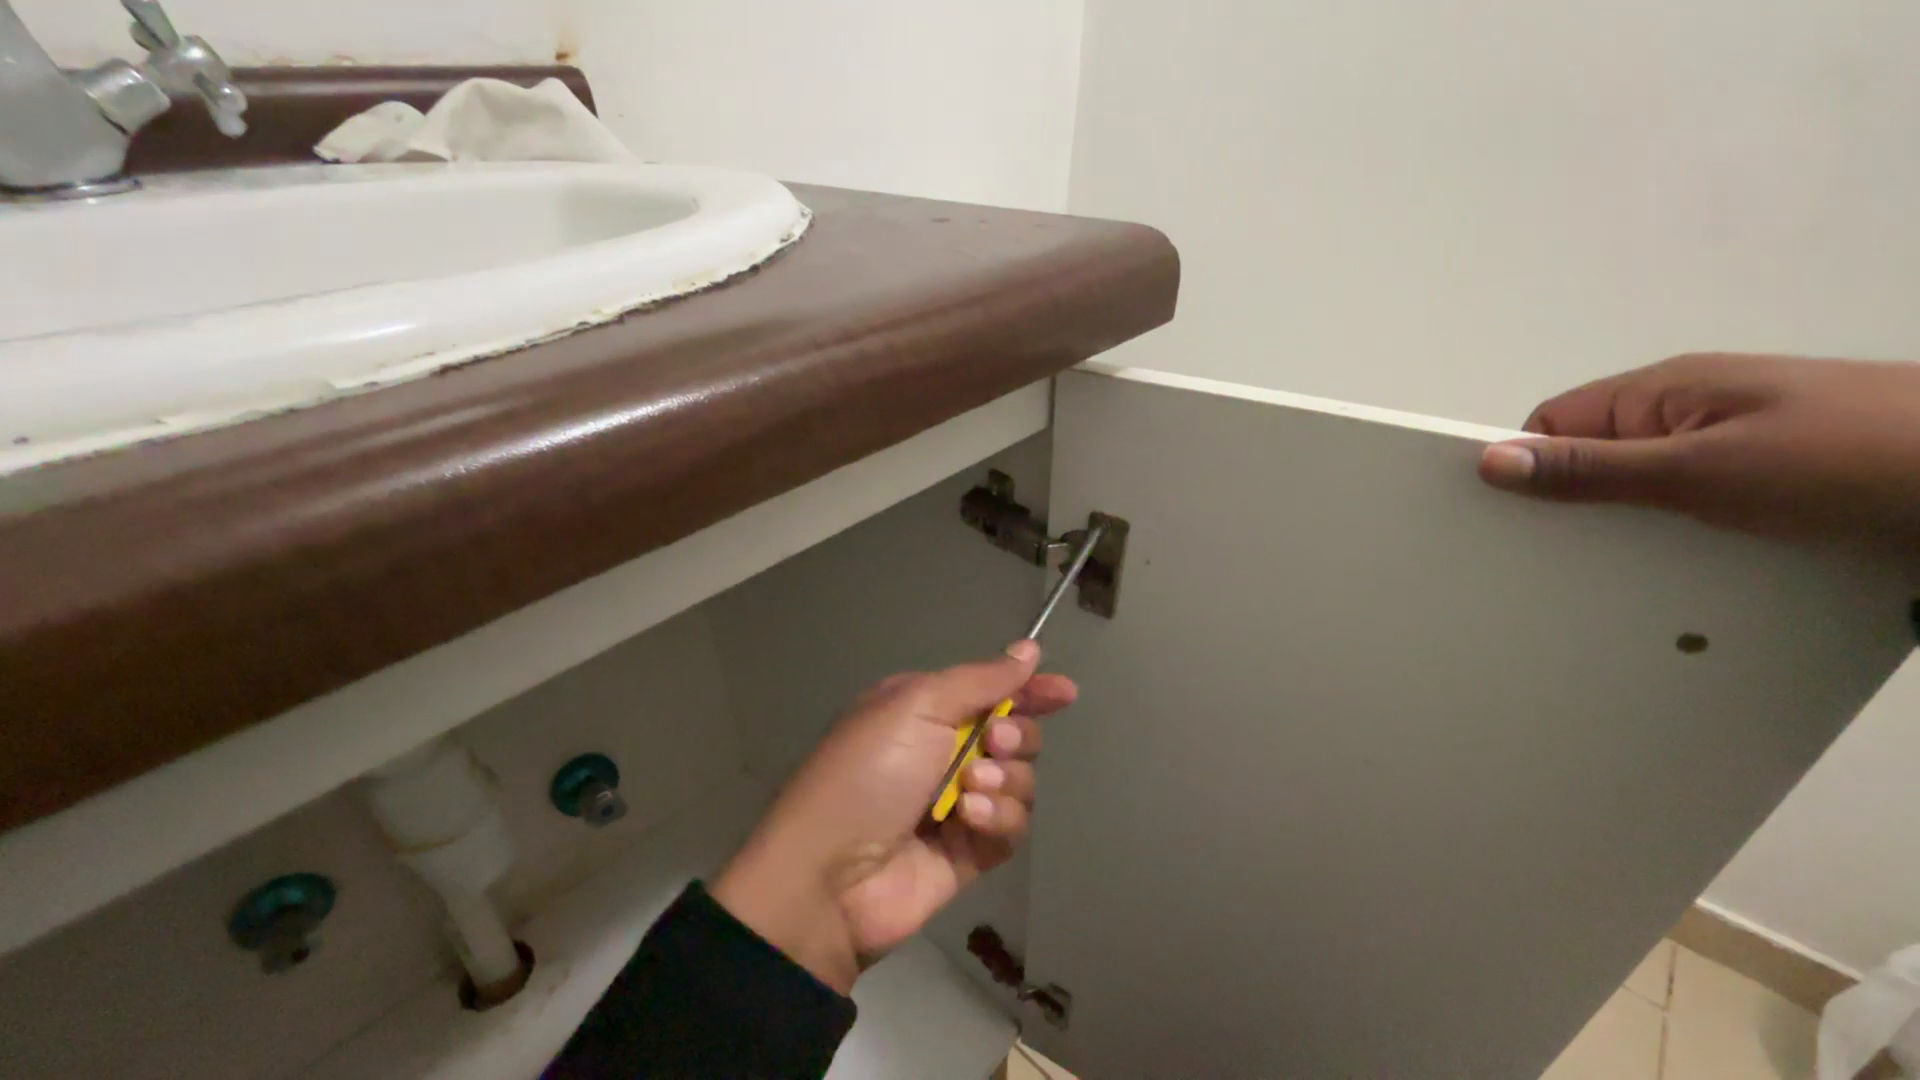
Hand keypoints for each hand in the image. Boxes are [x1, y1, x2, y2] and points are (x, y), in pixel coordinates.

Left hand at [710, 640, 1076, 993]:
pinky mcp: (970, 851)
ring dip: (1005, 781)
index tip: (1065, 693)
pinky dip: (997, 820)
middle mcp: (943, 752)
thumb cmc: (868, 772)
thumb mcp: (916, 704)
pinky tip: (968, 823)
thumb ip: (980, 679)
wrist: (831, 875)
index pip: (992, 691)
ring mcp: (958, 804)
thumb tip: (1028, 650)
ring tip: (969, 792)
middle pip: (1016, 735)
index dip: (1031, 690)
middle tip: (991, 743)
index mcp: (924, 710)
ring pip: (1021, 781)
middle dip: (1015, 736)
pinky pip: (1011, 826)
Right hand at [1477, 353, 1919, 553]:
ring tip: (1620, 575)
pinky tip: (1681, 573)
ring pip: (1647, 490)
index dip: (1526, 465)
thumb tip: (1489, 461)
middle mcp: (1694, 412)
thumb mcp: (1701, 471)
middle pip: (1597, 457)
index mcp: (1664, 391)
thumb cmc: (1848, 461)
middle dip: (1576, 505)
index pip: (1554, 423)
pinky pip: (1696, 509)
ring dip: (1631, 528)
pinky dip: (1681, 538)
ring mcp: (1738, 446)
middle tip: (1557, 561)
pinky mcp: (1777, 482)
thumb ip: (1591, 469)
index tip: (1512, 522)